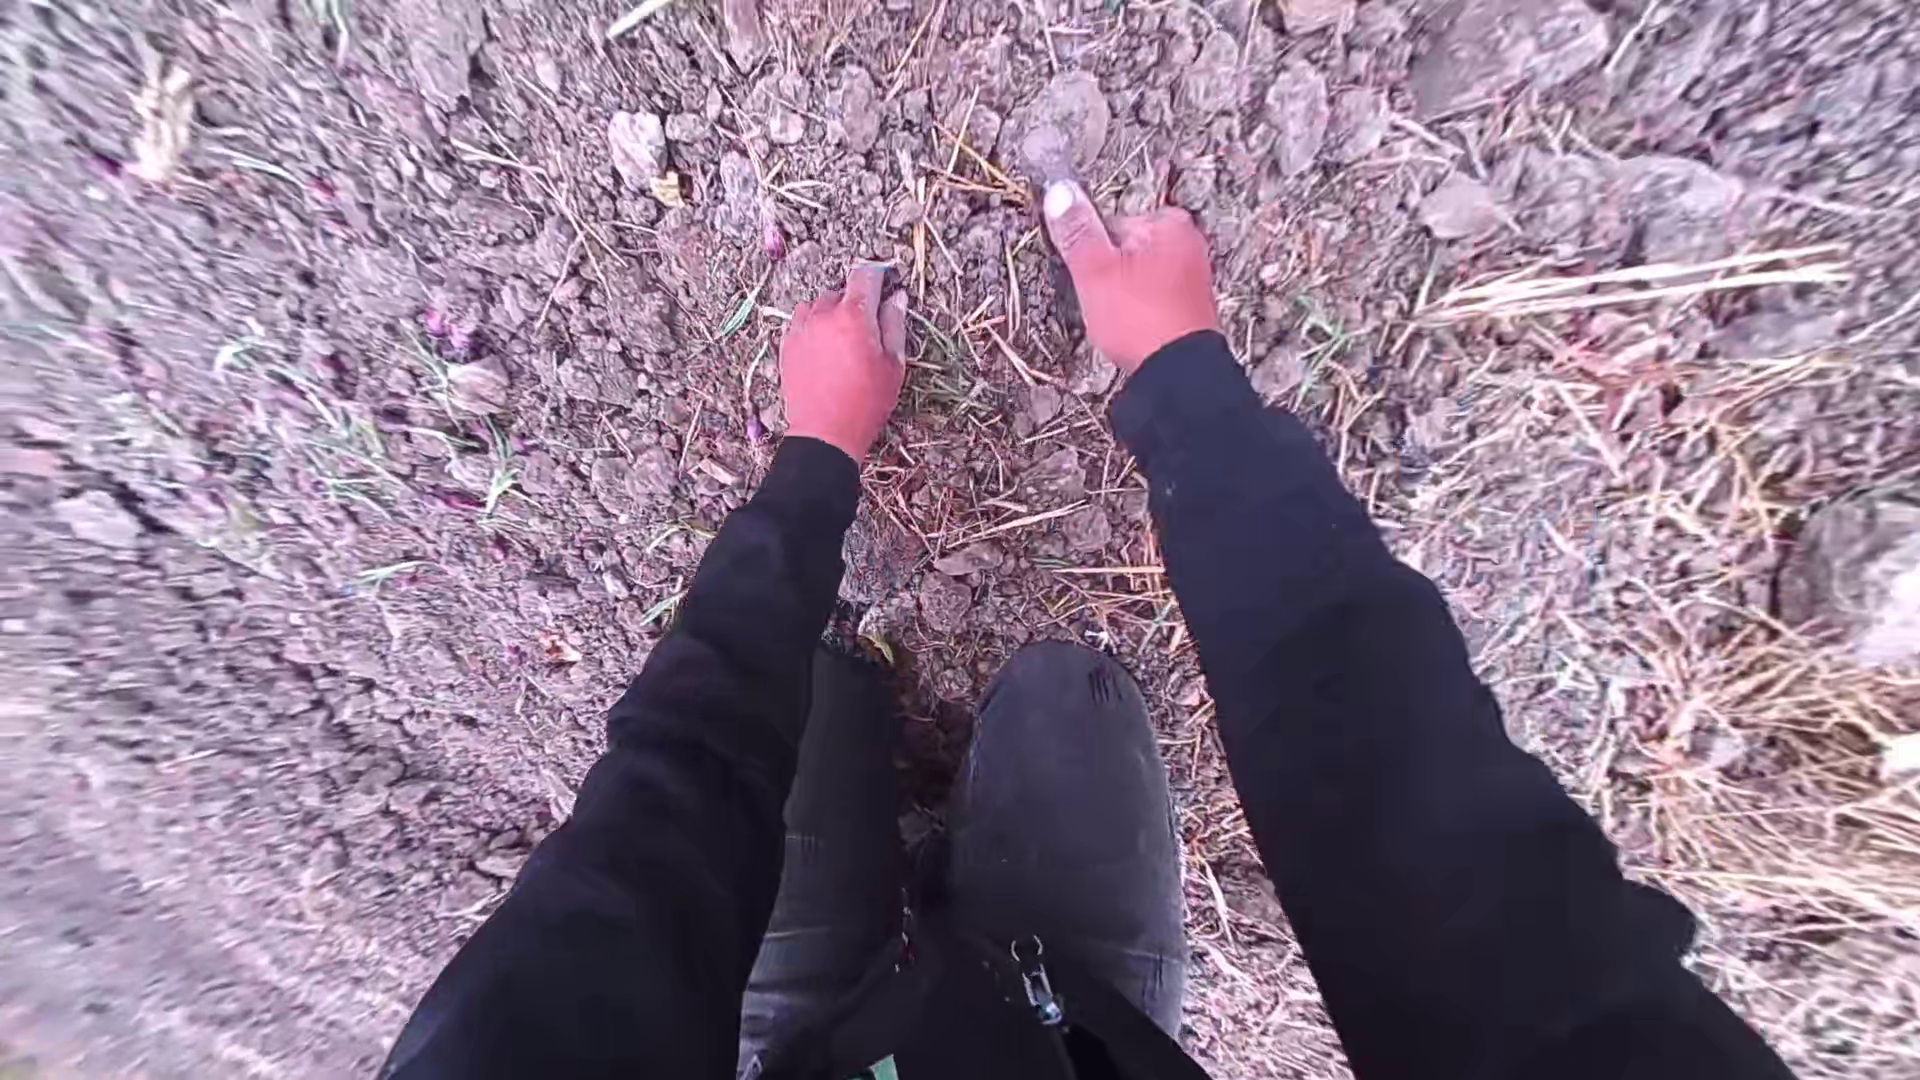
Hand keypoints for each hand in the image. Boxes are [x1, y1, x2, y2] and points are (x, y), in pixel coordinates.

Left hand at [780, 262, 907, 461]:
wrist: (825, 434)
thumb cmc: (865, 404)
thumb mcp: (893, 366)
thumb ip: (895, 326)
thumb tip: (896, 298)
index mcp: (855, 316)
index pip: (866, 276)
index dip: (879, 274)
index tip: (886, 280)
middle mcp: (824, 315)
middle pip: (841, 290)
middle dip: (856, 301)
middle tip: (868, 326)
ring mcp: (802, 329)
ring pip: (818, 304)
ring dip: (832, 312)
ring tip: (844, 338)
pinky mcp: (787, 346)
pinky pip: (800, 322)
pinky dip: (813, 326)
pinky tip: (824, 347)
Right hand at [1042, 181, 1219, 374]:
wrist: (1175, 372)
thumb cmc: (1140, 319)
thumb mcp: (1095, 271)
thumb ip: (1077, 233)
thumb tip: (1059, 193)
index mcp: (1169, 224)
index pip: (1113, 223)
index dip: (1092, 254)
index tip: (1087, 276)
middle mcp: (1189, 245)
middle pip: (1128, 252)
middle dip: (1110, 276)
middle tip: (1104, 303)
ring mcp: (1193, 279)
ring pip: (1140, 280)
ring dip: (1124, 298)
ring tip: (1119, 322)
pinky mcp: (1191, 309)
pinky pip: (1154, 302)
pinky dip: (1141, 314)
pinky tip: (1134, 331)